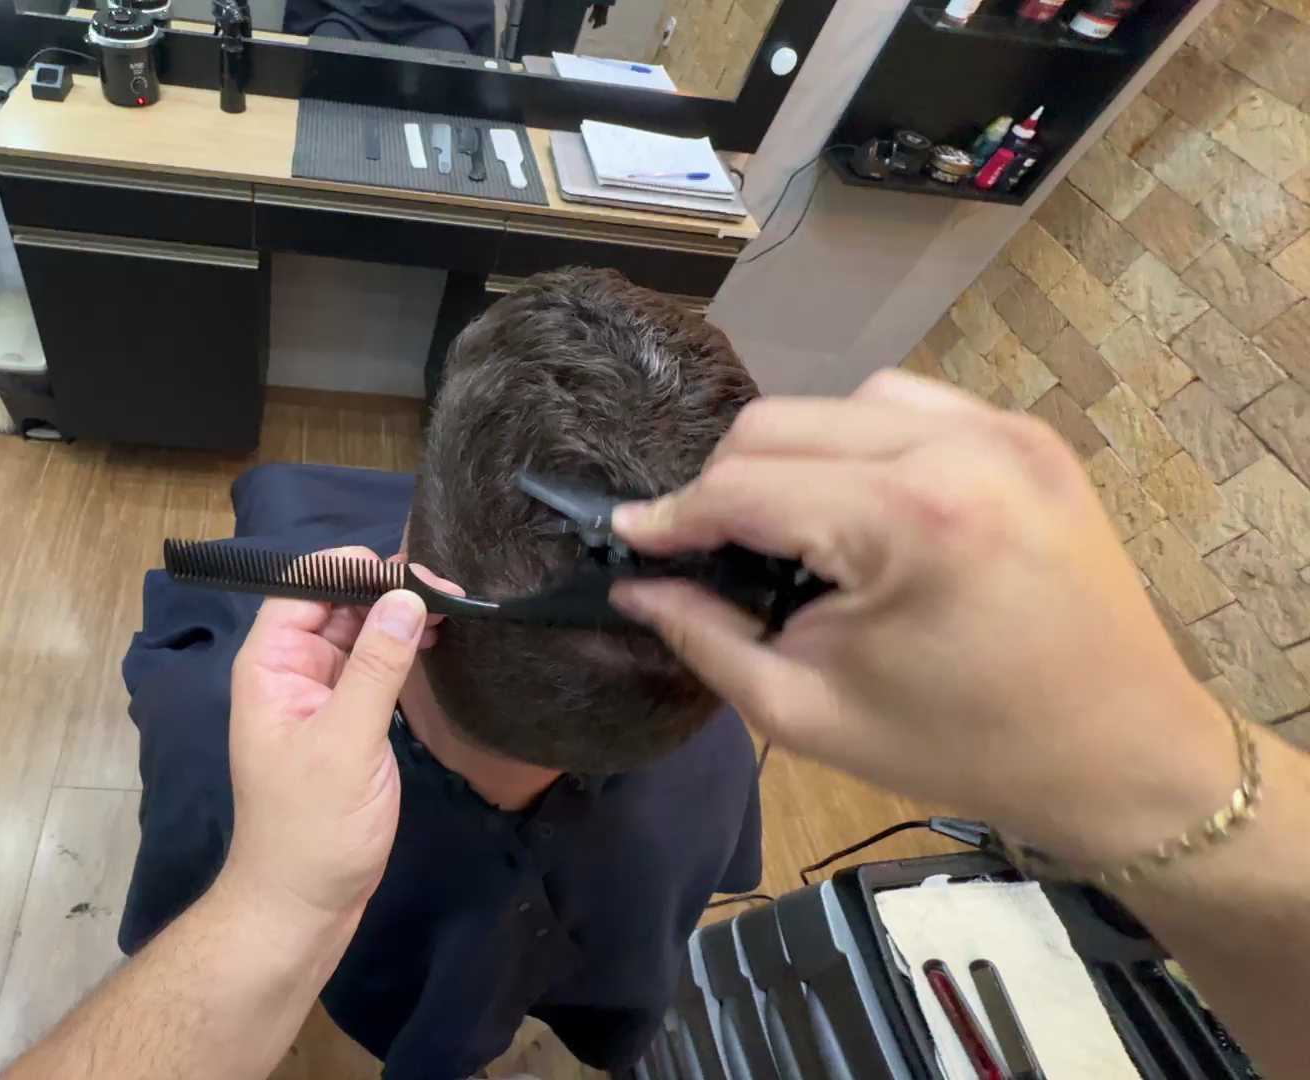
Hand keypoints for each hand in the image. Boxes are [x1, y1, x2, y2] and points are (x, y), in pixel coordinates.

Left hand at [222, 548, 455, 927]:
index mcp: (272, 663)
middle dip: (386, 588)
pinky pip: (373, 663)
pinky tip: (435, 639)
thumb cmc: (314, 827)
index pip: (303, 587)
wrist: (305, 903)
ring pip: (359, 629)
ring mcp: (321, 691)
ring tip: (453, 608)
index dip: (351, 569)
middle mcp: (293, 667)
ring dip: (399, 614)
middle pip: (336, 602)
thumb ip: (377, 667)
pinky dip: (401, 647)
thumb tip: (407, 596)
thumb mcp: (347, 742)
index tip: (408, 572)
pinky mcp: (348, 714)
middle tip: (449, 590)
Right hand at [609, 371, 1236, 864]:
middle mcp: (957, 449)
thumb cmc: (954, 745)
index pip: (740, 487)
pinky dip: (842, 440)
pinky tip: (845, 495)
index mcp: (908, 521)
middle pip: (770, 426)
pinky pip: (891, 403)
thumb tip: (632, 584)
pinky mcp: (1020, 434)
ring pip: (823, 406)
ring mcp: (999, 431)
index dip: (670, 516)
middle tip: (701, 547)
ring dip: (777, 460)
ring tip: (778, 527)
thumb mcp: (799, 708)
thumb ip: (700, 634)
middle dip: (715, 487)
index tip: (627, 539)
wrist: (1125, 758)